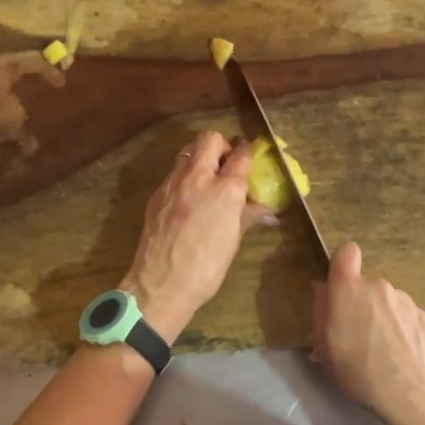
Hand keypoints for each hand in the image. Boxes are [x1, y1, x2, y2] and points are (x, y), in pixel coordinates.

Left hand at [121, 130, 271, 340]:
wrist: (161, 284)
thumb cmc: (206, 268)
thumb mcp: (233, 242)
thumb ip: (247, 216)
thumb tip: (267, 211)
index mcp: (225, 189)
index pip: (242, 155)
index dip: (250, 152)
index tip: (253, 157)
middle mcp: (198, 177)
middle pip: (211, 139)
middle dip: (222, 147)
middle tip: (227, 166)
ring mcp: (173, 183)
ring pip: (188, 152)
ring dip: (201, 158)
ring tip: (207, 180)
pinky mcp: (156, 194)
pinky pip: (173, 173)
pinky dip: (184, 177)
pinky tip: (188, 199)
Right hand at [311, 242, 424, 424]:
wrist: (409, 393)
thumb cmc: (357, 371)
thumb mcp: (324, 347)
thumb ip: (321, 312)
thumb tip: (322, 289)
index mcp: (349, 289)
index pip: (347, 252)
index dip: (342, 264)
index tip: (339, 285)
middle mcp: (378, 285)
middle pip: (366, 284)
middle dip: (360, 302)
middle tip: (356, 334)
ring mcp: (404, 299)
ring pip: (386, 300)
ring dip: (381, 315)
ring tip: (381, 348)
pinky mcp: (423, 315)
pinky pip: (403, 314)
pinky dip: (399, 327)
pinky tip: (399, 352)